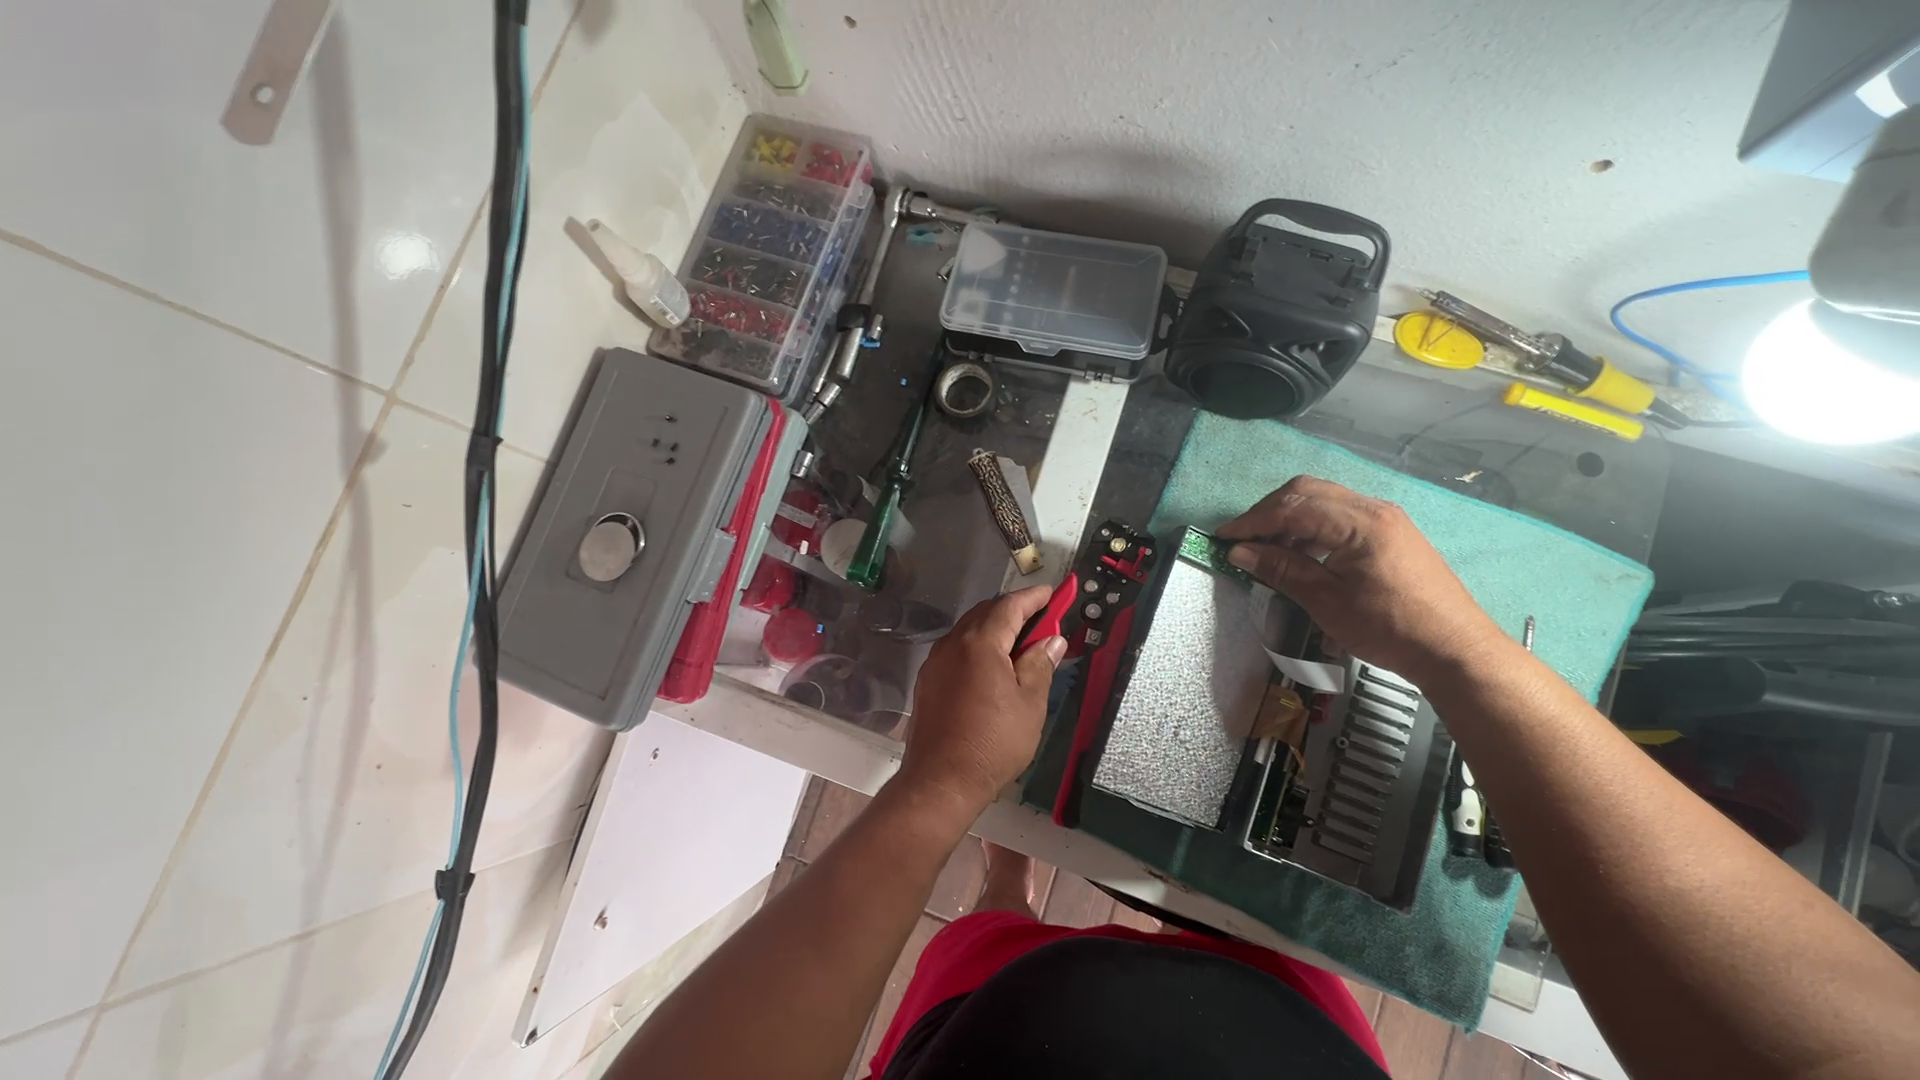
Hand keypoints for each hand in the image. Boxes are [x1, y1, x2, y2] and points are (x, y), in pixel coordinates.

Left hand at [899, 586, 1067, 810]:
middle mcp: (952, 644)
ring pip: (968, 631)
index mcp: (980, 643)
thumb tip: (1052, 640)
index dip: (1034, 597)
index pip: (1010, 605)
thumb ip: (1040, 665)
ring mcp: (935, 663)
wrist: (941, 781)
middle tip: (1043, 620)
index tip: (1053, 594)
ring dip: (994, 629)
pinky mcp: (927, 682)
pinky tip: (992, 666)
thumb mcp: (1030, 703)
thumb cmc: (993, 743)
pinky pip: (956, 651)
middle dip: (1015, 611)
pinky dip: (978, 647)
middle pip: (986, 613)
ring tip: (1020, 644)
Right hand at [1216, 476, 1503, 682]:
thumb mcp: (1326, 601)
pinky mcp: (1391, 533)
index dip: (1252, 520)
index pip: (1293, 506)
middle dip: (1269, 511)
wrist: (1453, 649)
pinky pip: (1341, 515)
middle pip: (1308, 491)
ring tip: (1269, 550)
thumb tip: (1240, 551)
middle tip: (1244, 540)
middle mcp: (1373, 508)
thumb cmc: (1387, 627)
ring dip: (1291, 518)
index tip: (1223, 538)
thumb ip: (1282, 569)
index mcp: (1358, 521)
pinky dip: (1313, 527)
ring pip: (1325, 500)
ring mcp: (1386, 518)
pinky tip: (1302, 553)